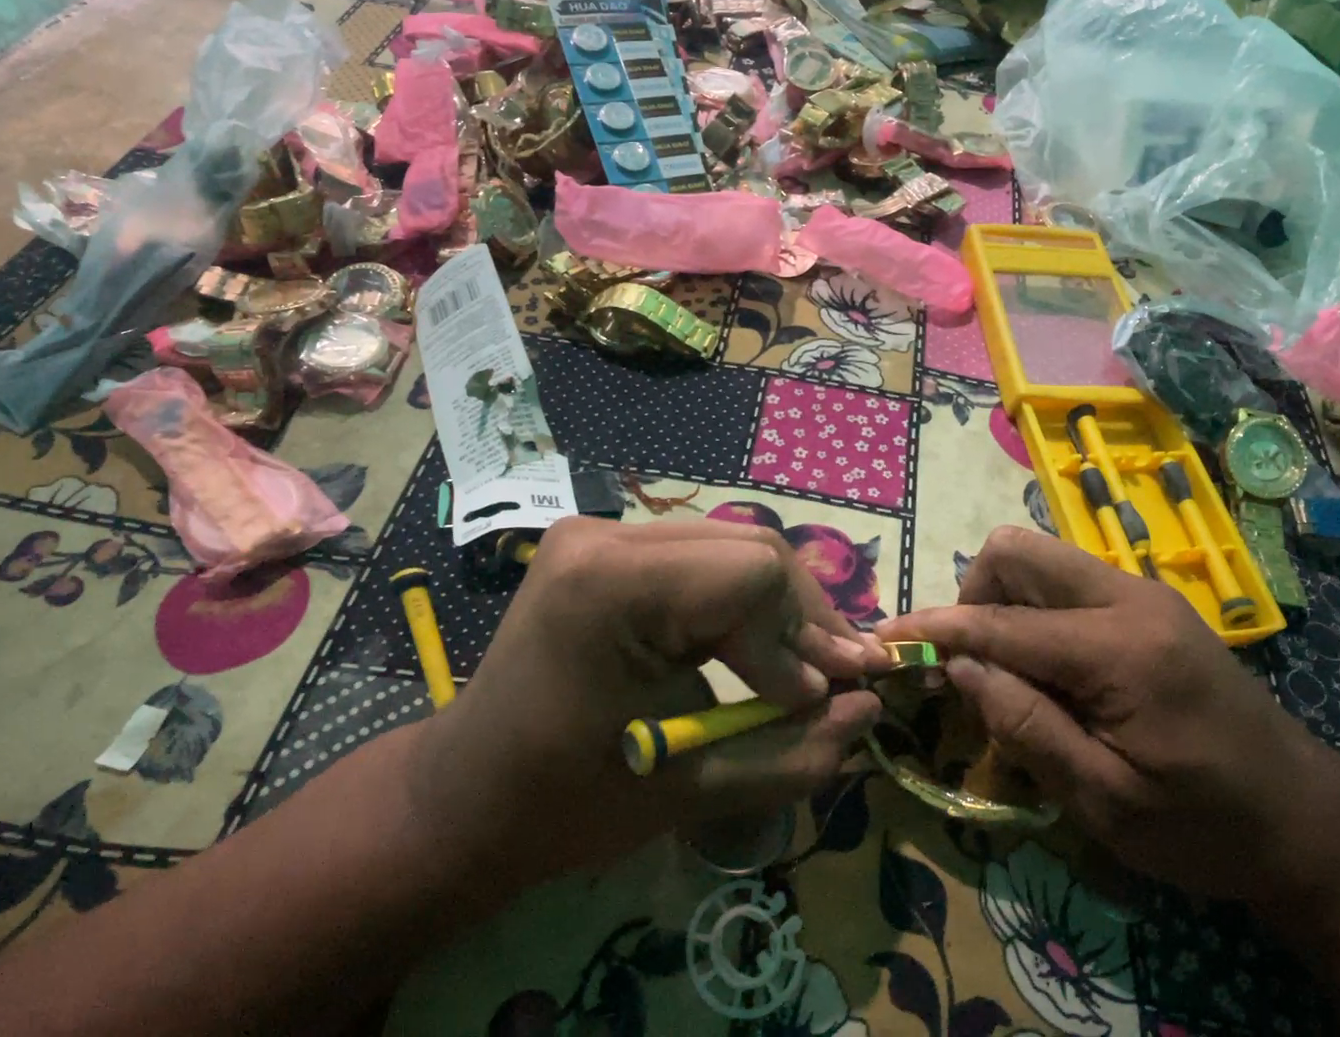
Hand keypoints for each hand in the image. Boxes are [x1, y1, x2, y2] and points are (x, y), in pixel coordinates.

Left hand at [408, 517, 884, 887]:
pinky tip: (757, 648)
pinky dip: (740, 604)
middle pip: (751, 548)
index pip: (753, 575)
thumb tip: (870, 706)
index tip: (827, 698)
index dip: (804, 636)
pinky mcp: (601, 548)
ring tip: (806, 669)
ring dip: (777, 609)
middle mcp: (602, 537)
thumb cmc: (567, 804)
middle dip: (802, 618)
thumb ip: (795, 750)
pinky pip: (700, 559)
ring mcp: (597, 534)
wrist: (469, 793)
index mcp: (610, 586)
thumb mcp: (694, 789)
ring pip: (732, 548)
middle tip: (838, 679)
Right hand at [878, 527, 1339, 907]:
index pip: (1000, 622)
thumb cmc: (1204, 827)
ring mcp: (1145, 596)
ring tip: (998, 671)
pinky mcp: (1151, 608)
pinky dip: (1031, 610)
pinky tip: (1040, 669)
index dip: (934, 628)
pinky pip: (1068, 583)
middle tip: (965, 664)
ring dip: (1000, 601)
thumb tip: (955, 666)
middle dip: (972, 597)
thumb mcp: (1103, 800)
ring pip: (1041, 559)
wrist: (1309, 823)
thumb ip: (1023, 725)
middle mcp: (1131, 599)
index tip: (883, 636)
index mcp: (1120, 650)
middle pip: (1018, 551)